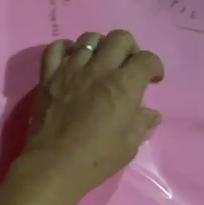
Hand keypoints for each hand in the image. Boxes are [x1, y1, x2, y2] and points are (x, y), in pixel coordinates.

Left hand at [6, 30, 163, 204]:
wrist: (54, 166)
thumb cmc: (97, 159)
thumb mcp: (129, 145)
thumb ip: (142, 123)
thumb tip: (150, 113)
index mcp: (124, 85)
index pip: (146, 59)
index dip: (154, 66)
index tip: (153, 79)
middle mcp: (99, 70)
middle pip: (120, 38)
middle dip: (130, 48)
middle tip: (128, 66)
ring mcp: (71, 70)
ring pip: (89, 39)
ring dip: (101, 46)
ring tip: (101, 62)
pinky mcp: (48, 77)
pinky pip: (56, 49)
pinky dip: (66, 48)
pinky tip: (72, 59)